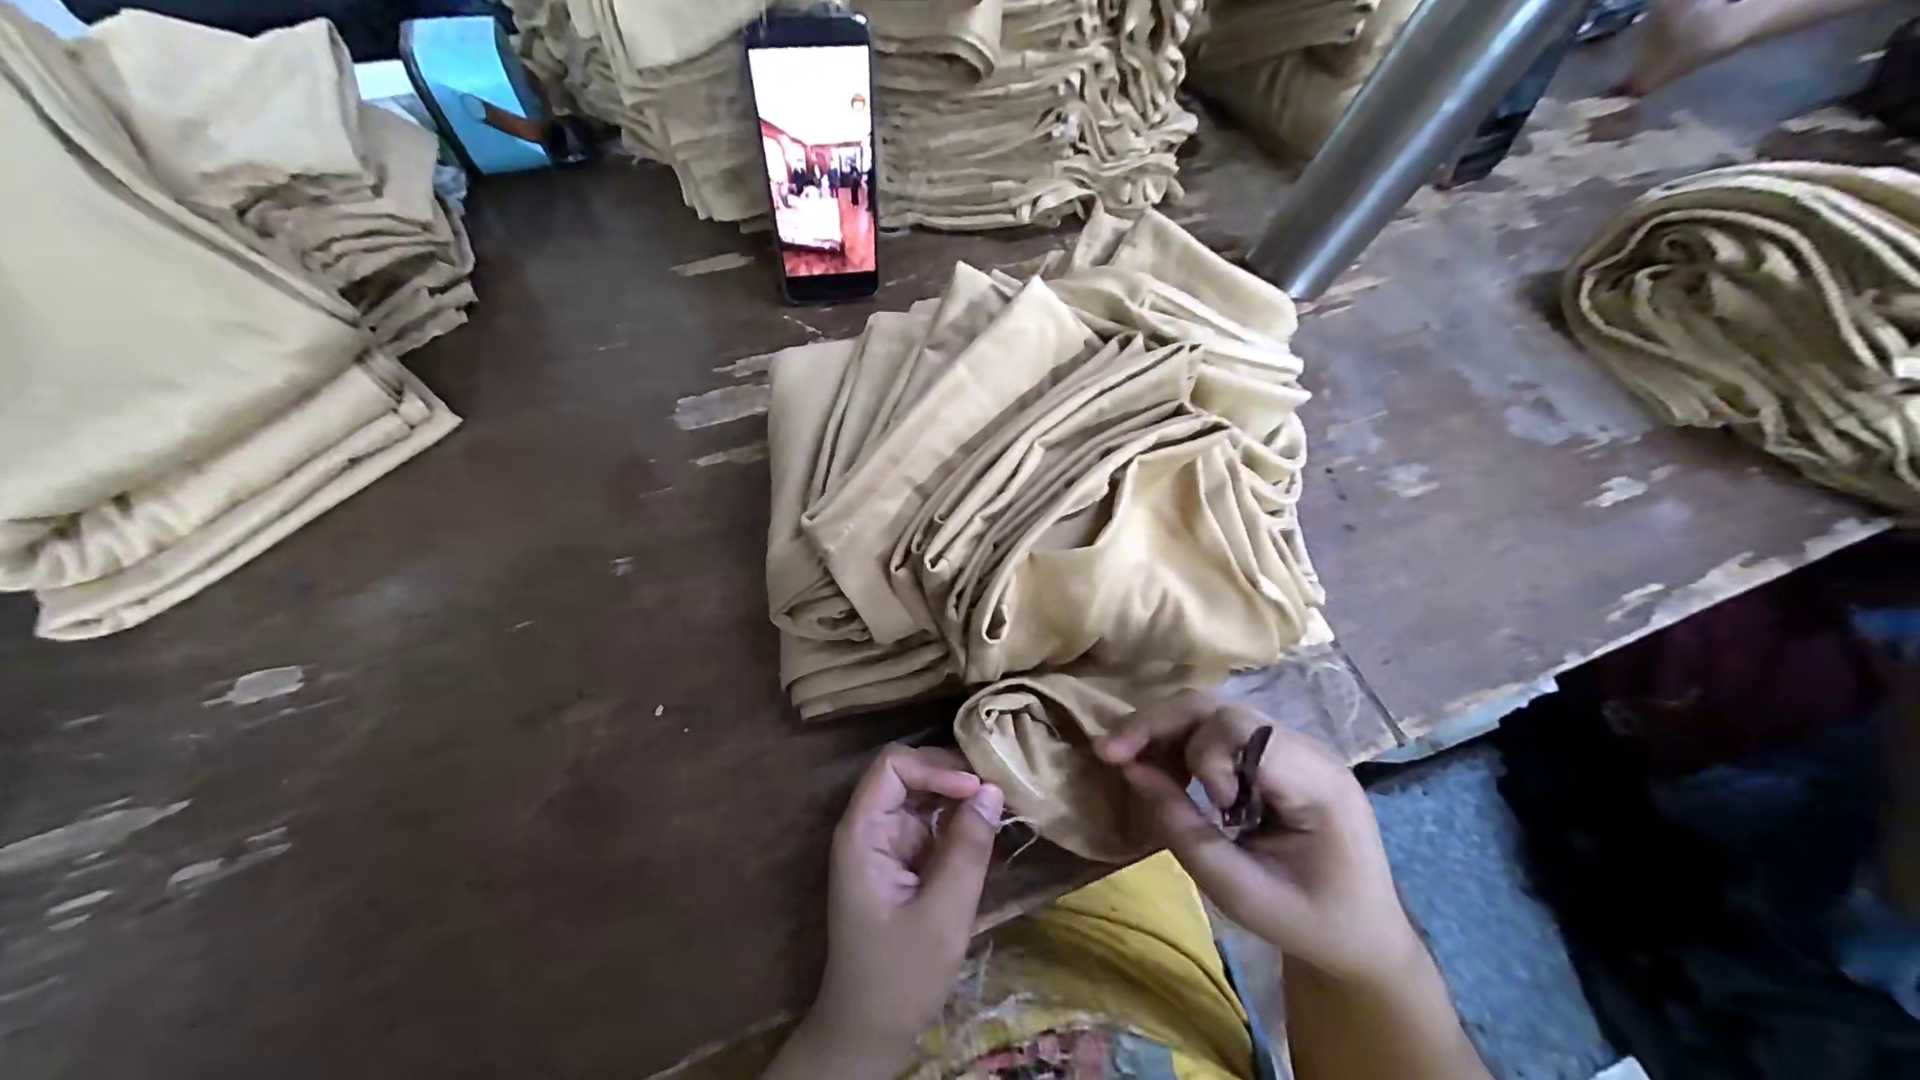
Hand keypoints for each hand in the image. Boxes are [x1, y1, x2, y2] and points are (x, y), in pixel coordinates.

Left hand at [811, 745, 1003, 1060]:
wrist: (869, 1030)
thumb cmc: (900, 976)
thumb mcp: (943, 915)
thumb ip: (968, 850)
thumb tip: (992, 790)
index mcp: (863, 833)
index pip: (893, 766)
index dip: (935, 768)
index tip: (975, 791)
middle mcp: (870, 827)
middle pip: (908, 772)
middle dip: (952, 775)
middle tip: (997, 792)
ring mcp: (885, 841)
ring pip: (922, 794)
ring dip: (959, 795)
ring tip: (998, 805)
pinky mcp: (902, 858)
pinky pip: (931, 820)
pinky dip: (958, 818)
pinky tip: (985, 827)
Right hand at [1096, 692, 1419, 981]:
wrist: (1363, 934)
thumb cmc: (1310, 922)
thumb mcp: (1242, 893)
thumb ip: (1184, 830)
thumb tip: (1131, 768)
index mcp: (1318, 782)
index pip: (1243, 731)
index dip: (1204, 757)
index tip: (1210, 808)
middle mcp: (1306, 748)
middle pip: (1219, 708)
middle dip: (1159, 724)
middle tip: (1108, 751)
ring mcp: (1290, 745)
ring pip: (1211, 710)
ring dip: (1163, 729)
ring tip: (1125, 757)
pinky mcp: (1273, 752)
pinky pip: (1217, 728)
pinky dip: (1179, 740)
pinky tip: (1159, 765)